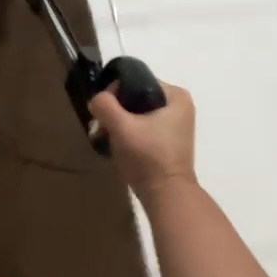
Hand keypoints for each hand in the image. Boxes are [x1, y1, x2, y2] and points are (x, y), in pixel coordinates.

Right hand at [90, 82, 196, 199]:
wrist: (166, 195)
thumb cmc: (148, 157)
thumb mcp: (121, 127)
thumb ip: (105, 105)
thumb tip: (97, 100)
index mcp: (176, 96)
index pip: (136, 81)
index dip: (114, 92)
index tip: (102, 111)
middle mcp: (179, 107)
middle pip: (136, 98)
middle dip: (116, 111)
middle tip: (101, 127)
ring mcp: (175, 125)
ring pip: (138, 114)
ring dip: (120, 124)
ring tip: (106, 137)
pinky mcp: (168, 141)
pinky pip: (143, 127)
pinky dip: (129, 133)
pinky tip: (117, 146)